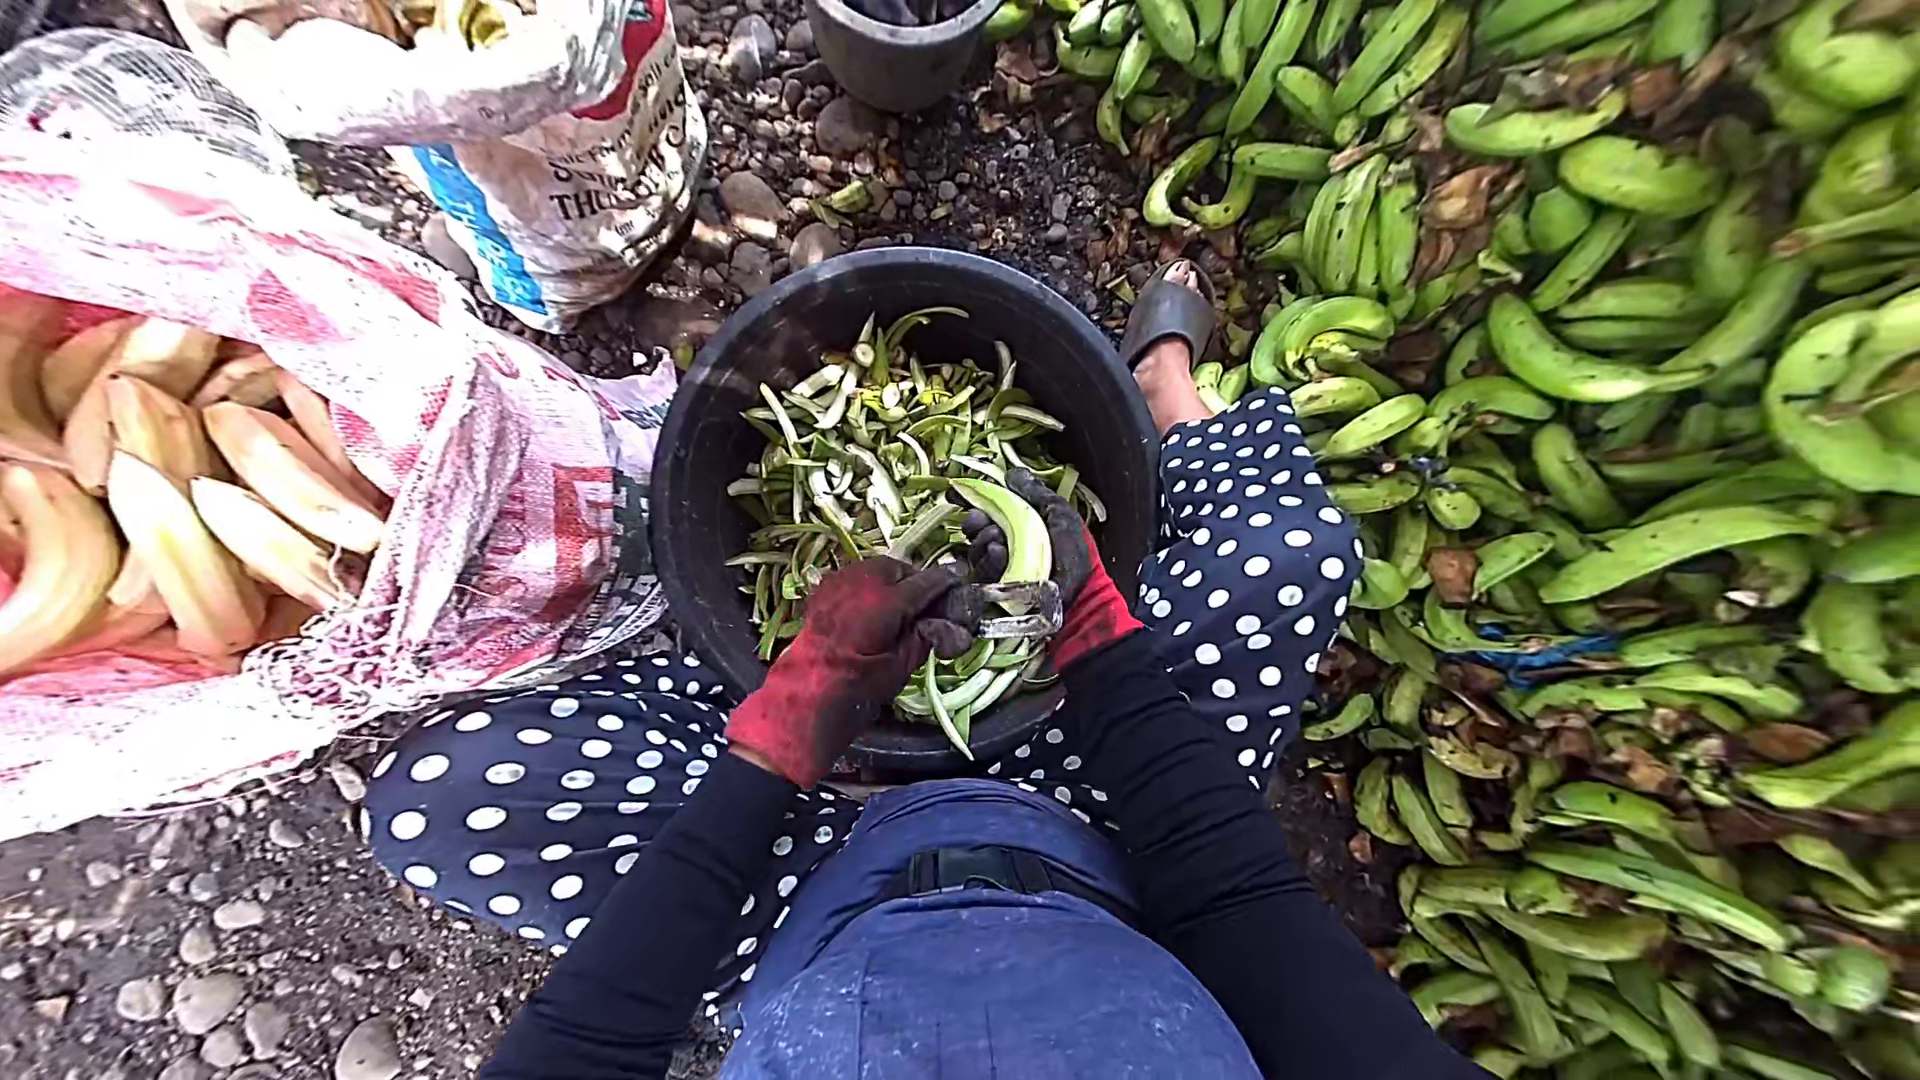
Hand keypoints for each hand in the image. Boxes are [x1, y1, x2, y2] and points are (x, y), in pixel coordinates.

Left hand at [726, 557, 972, 787]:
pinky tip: (869, 606)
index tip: (957, 580)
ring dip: (889, 581)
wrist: (807, 694)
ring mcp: (839, 581)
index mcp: (887, 600)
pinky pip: (854, 578)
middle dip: (914, 581)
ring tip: (895, 604)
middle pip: (900, 569)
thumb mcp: (902, 665)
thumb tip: (943, 622)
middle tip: (921, 603)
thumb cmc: (859, 687)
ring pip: (875, 569)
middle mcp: (863, 581)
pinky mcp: (823, 589)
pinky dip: (866, 586)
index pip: (927, 582)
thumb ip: (925, 635)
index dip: (945, 581)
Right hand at [961, 468, 1095, 606]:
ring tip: (999, 542)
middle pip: (974, 529)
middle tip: (981, 520)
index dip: (970, 500)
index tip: (955, 494)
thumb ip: (1034, 492)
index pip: (987, 509)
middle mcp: (1005, 545)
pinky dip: (989, 560)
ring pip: (974, 550)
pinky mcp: (994, 591)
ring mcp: (998, 569)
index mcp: (1018, 525)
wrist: (1079, 593)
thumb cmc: (1073, 554)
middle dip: (975, 522)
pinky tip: (1000, 555)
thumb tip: (1011, 473)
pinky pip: (980, 573)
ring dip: (982, 541)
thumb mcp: (1058, 513)